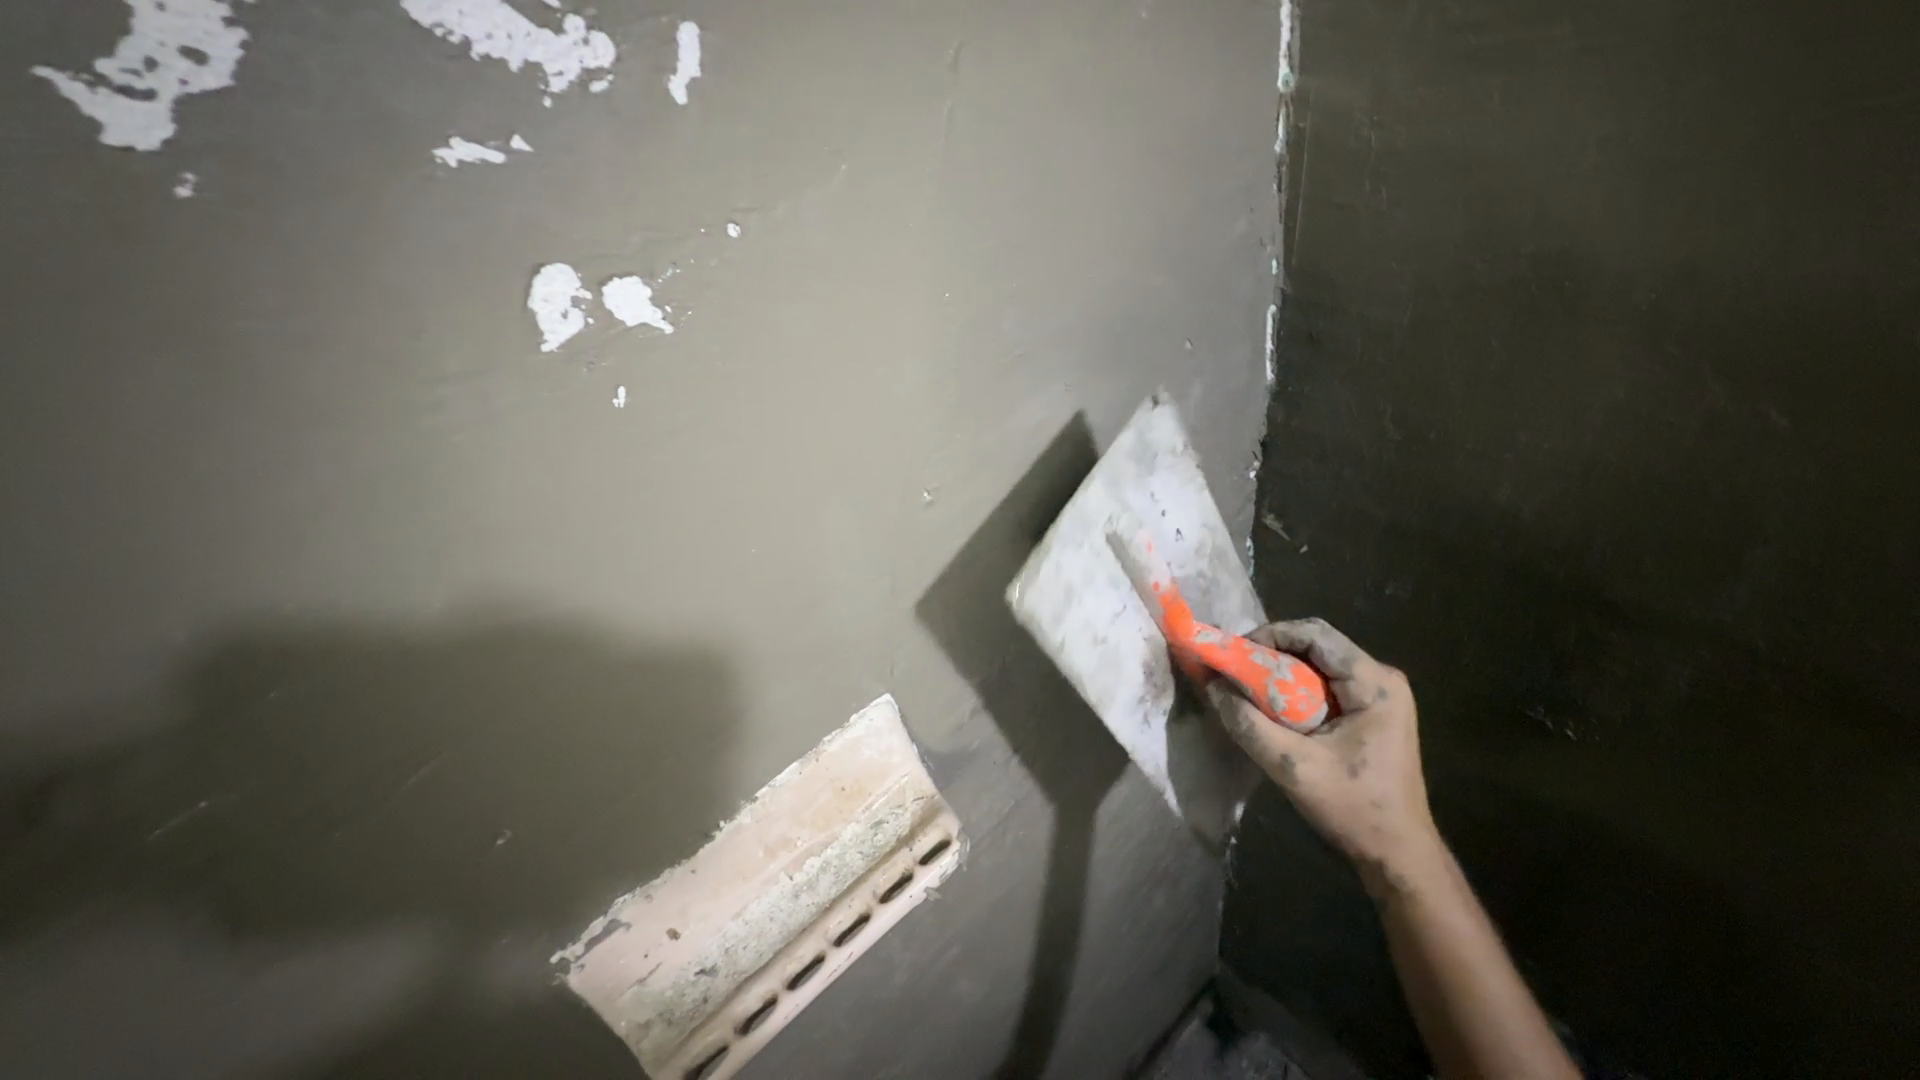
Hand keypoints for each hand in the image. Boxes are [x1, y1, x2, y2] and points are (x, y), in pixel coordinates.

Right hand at [1212, 618, 1439, 891]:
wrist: (1398, 854)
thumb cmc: (1353, 809)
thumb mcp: (1292, 766)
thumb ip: (1248, 723)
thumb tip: (1211, 685)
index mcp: (1375, 683)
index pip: (1315, 634)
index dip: (1269, 635)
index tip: (1233, 654)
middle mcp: (1381, 678)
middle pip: (1315, 646)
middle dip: (1270, 655)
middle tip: (1233, 672)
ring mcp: (1377, 696)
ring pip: (1316, 666)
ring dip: (1279, 674)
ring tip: (1245, 689)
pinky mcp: (1369, 713)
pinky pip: (1323, 686)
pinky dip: (1293, 691)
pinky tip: (1270, 709)